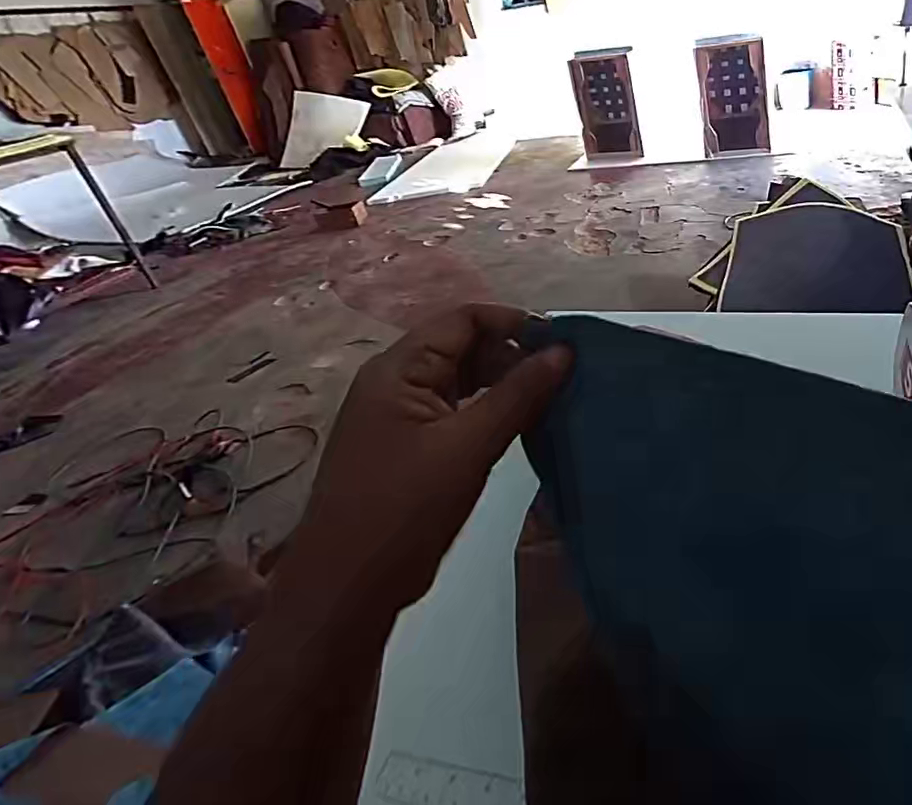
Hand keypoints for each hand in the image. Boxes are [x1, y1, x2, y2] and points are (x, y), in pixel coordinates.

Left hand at [281, 304, 571, 613]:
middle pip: (462, 345)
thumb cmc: (404, 510)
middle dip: (511, 354)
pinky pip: (456, 409)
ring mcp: (400, 414)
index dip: (512, 322)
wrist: (347, 591)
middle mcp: (395, 381)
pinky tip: (521, 424)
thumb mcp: (469, 446)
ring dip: (503, 383)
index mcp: (398, 369)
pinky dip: (489, 410)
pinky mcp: (410, 445)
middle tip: (561, 375)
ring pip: (461, 379)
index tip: (560, 341)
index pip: (463, 319)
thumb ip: (519, 394)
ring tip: (549, 398)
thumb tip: (564, 351)